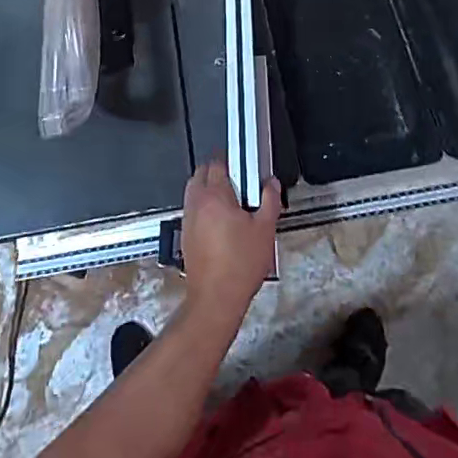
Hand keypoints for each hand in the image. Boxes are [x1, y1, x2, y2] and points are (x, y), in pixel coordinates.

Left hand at [181, 160, 282, 322]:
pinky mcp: (186, 235)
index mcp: (214, 196)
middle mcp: (196, 204)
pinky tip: (221, 224)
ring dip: (207, 190)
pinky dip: (203, 208)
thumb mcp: (265, 229)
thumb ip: (269, 200)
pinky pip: (192, 211)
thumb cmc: (240, 265)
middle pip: (200, 174)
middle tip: (236, 181)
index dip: (231, 161)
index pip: (217, 164)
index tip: (243, 166)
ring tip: (230, 203)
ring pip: (194, 192)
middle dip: (215, 172)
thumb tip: (271, 184)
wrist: (216, 296)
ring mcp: (188, 219)